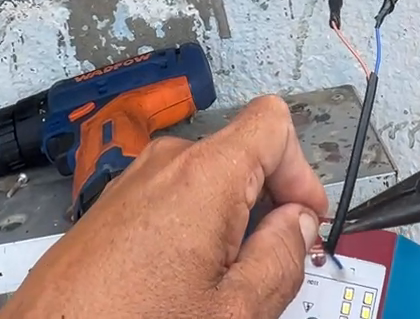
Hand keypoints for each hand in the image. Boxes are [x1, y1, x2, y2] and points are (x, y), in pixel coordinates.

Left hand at [0, 95, 328, 318]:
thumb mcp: (233, 312)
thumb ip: (281, 258)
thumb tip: (299, 224)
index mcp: (205, 173)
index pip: (273, 121)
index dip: (301, 170)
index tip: (305, 222)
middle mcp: (168, 161)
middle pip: (243, 153)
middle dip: (267, 204)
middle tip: (268, 268)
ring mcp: (137, 178)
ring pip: (209, 178)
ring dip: (231, 221)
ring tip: (221, 286)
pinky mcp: (115, 202)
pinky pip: (174, 196)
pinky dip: (194, 227)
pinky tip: (182, 282)